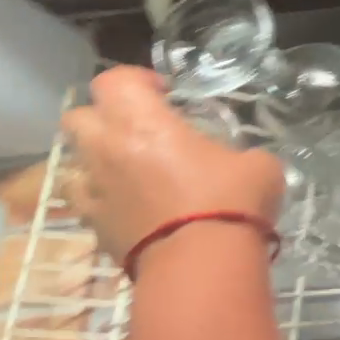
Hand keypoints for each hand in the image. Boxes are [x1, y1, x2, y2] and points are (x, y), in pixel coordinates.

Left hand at [62, 67, 284, 265]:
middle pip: (81, 115)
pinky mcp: (92, 220)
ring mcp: (93, 186)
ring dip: (104, 158)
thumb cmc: (232, 200)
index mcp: (145, 124)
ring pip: (79, 157)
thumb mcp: (260, 165)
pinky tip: (134, 203)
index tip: (164, 92)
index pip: (115, 80)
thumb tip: (239, 159)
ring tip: (140, 171)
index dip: (137, 79)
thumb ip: (241, 153)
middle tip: (143, 130)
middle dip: (107, 117)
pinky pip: (87, 196)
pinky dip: (105, 194)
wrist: (202, 260)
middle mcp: (107, 148)